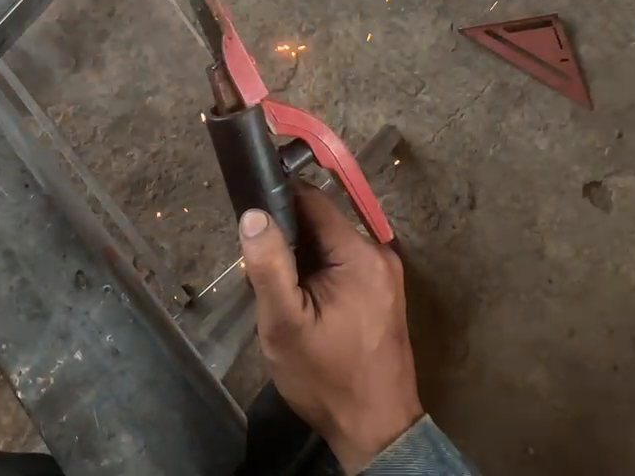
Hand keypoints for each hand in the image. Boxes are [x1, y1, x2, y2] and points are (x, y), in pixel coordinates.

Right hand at [240, 187, 423, 473]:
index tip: (250, 222)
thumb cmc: (326, 377)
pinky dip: (316, 272)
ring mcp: (384, 274)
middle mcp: (379, 254)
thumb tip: (253, 213)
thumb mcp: (284, 323)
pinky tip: (302, 301)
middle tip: (260, 271)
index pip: (311, 200)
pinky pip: (340, 263)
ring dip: (300, 257)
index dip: (276, 203)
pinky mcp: (381, 292)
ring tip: (279, 290)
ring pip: (327, 243)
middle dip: (286, 238)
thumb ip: (268, 265)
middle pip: (319, 221)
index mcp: (360, 254)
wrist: (376, 433)